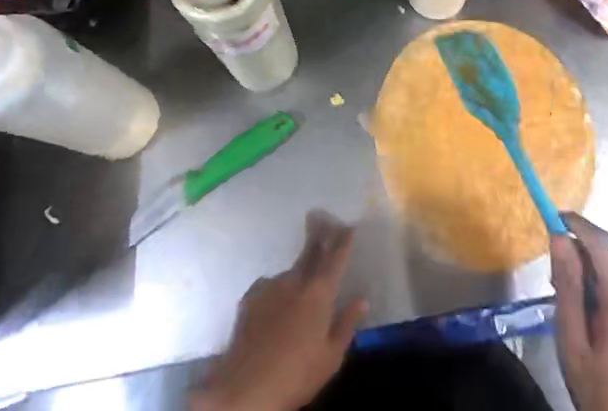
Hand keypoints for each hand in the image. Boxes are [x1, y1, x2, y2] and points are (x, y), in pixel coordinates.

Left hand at [191, 212, 367, 410]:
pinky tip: (275, 310)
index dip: (343, 240)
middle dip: (319, 235)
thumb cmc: (297, 376)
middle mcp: (295, 281)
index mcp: (319, 293)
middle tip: (322, 218)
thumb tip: (362, 300)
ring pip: (290, 274)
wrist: (245, 390)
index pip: (335, 258)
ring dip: (297, 275)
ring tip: (297, 295)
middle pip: (310, 251)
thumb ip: (347, 324)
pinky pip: (270, 287)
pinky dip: (277, 292)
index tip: (349, 225)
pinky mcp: (249, 297)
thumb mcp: (331, 357)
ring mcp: (269, 286)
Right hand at [549, 214, 607, 410]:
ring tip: (558, 290)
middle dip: (576, 248)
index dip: (576, 223)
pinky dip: (592, 282)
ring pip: (607, 268)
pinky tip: (577, 304)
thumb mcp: (571, 334)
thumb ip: (567, 284)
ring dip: (582, 267)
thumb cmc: (593, 382)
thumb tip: (559, 238)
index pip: (600, 242)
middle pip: (604, 253)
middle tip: (549, 267)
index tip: (551, 215)